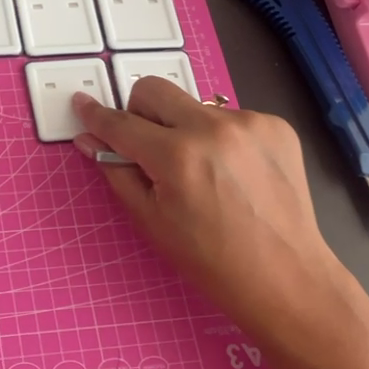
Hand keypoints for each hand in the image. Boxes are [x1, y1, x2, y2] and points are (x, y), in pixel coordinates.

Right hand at [72, 78, 339, 324]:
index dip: (96, 115)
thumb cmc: (210, 259)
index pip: (121, 123)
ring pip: (193, 105)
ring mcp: (249, 123)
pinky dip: (221, 137)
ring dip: (185, 128)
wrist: (285, 278)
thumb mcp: (150, 220)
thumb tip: (90, 140)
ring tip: (203, 170)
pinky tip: (234, 172)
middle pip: (154, 89)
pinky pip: (230, 117)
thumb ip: (117, 172)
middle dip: (140, 111)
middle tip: (149, 146)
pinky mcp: (276, 126)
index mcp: (176, 156)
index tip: (83, 104)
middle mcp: (212, 128)